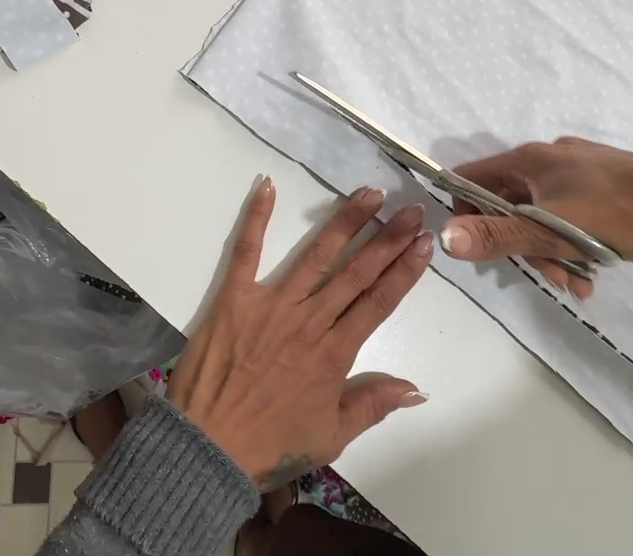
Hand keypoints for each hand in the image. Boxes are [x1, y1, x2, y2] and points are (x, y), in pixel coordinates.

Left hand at [169, 178, 432, 490]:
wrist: (208, 447)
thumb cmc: (270, 445)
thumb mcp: (330, 437)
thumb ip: (372, 406)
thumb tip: (416, 387)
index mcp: (334, 354)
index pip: (378, 302)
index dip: (404, 271)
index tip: (424, 242)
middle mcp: (308, 321)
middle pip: (356, 272)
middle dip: (386, 239)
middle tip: (410, 208)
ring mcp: (270, 304)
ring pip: (316, 256)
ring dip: (344, 222)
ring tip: (368, 194)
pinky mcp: (234, 297)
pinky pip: (247, 251)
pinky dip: (256, 217)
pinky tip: (267, 186)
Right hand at [437, 138, 632, 299]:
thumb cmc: (622, 216)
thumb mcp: (553, 232)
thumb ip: (497, 235)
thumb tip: (443, 238)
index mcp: (529, 159)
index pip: (470, 179)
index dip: (466, 213)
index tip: (485, 247)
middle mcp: (549, 158)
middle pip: (507, 202)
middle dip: (520, 245)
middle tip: (550, 278)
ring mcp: (579, 169)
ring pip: (540, 212)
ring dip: (549, 251)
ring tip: (579, 285)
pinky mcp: (606, 184)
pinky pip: (568, 213)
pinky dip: (572, 243)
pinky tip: (593, 274)